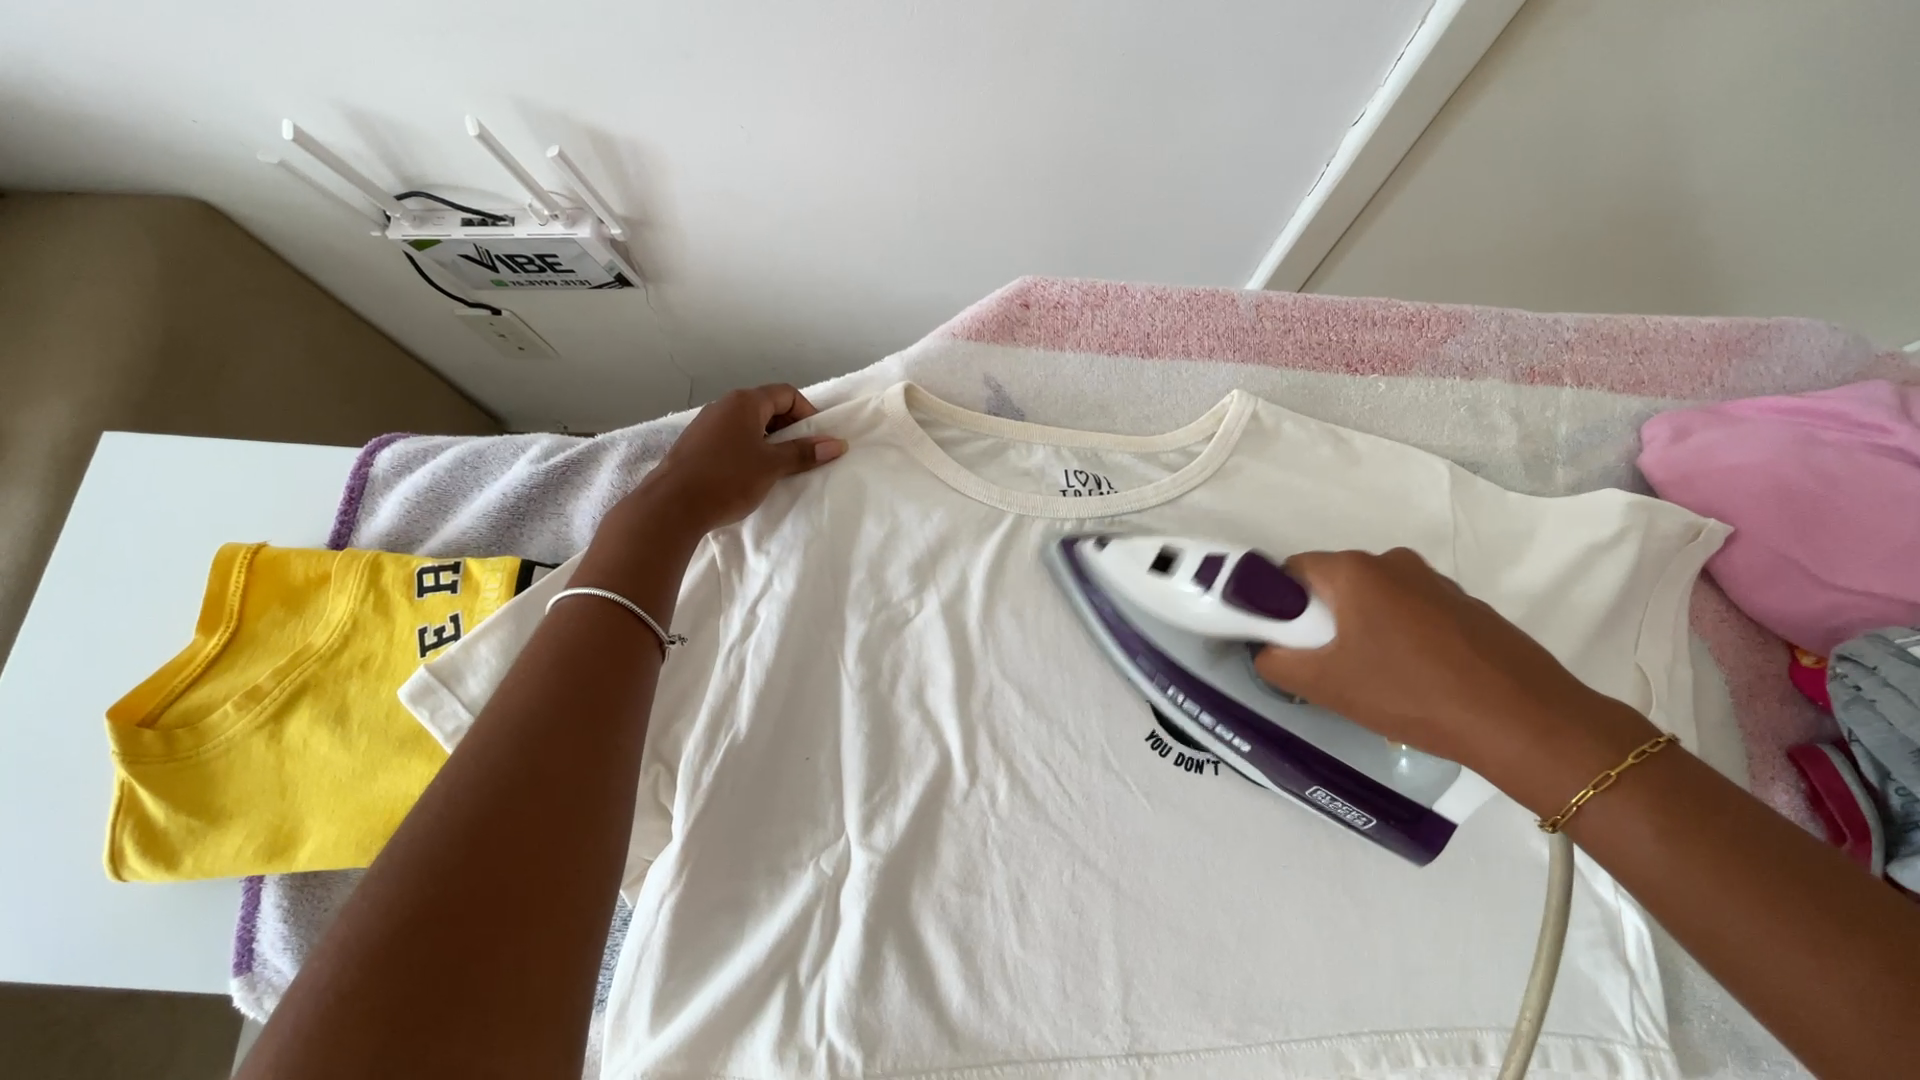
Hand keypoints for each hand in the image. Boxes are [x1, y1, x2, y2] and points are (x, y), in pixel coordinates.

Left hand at [616, 384, 846, 541]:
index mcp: (744, 403)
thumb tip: (836, 444)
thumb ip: (804, 453)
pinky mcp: (694, 444)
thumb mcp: (772, 466)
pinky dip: (747, 449)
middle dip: (789, 428)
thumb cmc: (727, 479)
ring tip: (777, 467)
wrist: (672, 506)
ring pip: (747, 424)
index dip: (807, 413)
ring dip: (767, 441)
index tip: (817, 439)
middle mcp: (723, 406)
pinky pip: (730, 438)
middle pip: (766, 406)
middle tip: (802, 454)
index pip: (786, 394)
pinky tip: (749, 474)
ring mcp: (705, 424)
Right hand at [1252, 548, 1660, 811]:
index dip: (1276, 605)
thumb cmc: (1409, 693)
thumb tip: (1266, 650)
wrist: (1521, 720)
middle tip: (1323, 667)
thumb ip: (1275, 661)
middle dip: (1320, 620)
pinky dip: (1400, 637)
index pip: (1290, 572)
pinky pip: (1411, 613)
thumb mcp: (1323, 685)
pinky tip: (1414, 678)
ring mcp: (1435, 582)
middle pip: (1333, 584)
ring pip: (1374, 600)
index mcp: (1353, 570)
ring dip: (1361, 630)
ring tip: (1372, 678)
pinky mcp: (1466, 606)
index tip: (1284, 644)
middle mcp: (1393, 562)